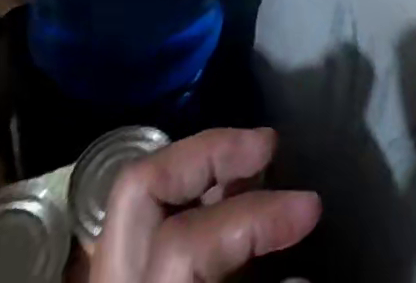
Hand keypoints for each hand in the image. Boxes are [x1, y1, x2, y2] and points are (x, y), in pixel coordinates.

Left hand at [85, 128, 320, 282]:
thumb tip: (302, 271)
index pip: (188, 243)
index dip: (256, 219)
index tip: (310, 206)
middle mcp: (111, 275)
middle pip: (140, 186)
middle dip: (210, 152)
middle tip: (269, 144)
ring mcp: (105, 268)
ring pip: (139, 189)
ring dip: (204, 161)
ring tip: (255, 159)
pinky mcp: (117, 264)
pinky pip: (150, 211)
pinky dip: (193, 189)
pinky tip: (228, 192)